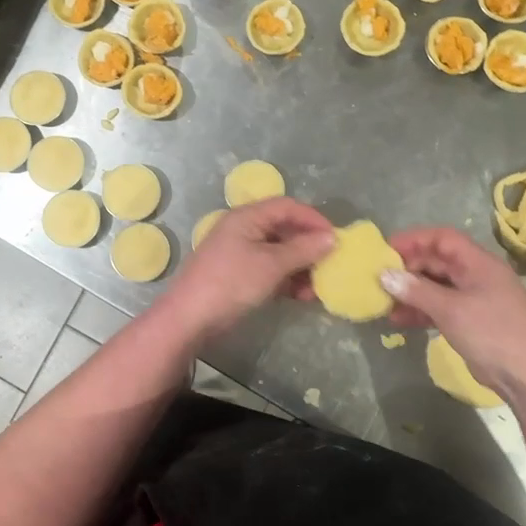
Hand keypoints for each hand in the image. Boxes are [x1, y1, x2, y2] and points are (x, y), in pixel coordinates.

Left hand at [161, 197, 335, 337]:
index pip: (287, 207)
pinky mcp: (237, 276)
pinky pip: (269, 271)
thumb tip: (332, 238)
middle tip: (330, 265)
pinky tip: (302, 296)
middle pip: (283, 229)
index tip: (336, 239)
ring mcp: (238, 253)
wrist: (189, 318)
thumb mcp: (271, 265)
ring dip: (300, 268)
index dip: (313, 219)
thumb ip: (302, 250)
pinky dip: (286, 280)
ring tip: (318, 288)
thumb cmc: (231, 283)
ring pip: (278, 253)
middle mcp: (242, 230)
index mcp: (246, 217)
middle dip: (309, 247)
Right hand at [380, 227, 525, 390]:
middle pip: (437, 261)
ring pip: (436, 286)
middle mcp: (477, 276)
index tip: (385, 250)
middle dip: (408, 268)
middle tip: (380, 279)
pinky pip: (439, 308)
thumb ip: (417, 291)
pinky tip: (398, 320)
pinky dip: (419, 311)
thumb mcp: (452, 310)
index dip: (413, 239)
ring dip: (410, 292)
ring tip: (384, 302)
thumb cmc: (494, 334)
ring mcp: (474, 300)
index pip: (442, 239)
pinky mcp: (471, 322)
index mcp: (479, 264)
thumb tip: (384, 274)